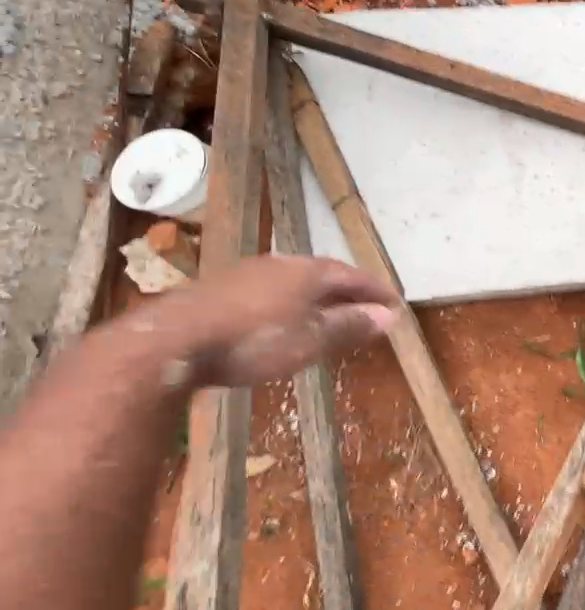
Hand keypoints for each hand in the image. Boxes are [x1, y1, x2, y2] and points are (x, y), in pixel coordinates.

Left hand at [126, 255, 401, 388]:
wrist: (165, 346)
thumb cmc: (254, 341)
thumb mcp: (313, 339)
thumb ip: (351, 325)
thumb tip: (388, 315)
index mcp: (309, 271)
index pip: (356, 275)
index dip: (377, 291)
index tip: (394, 307)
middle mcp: (279, 264)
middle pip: (323, 274)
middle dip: (346, 292)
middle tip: (363, 310)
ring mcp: (243, 274)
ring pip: (292, 282)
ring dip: (314, 297)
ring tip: (325, 317)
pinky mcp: (214, 290)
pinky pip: (265, 291)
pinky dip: (284, 304)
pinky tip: (280, 321)